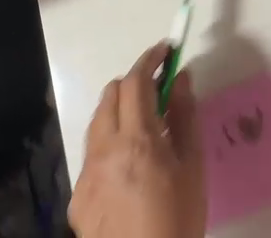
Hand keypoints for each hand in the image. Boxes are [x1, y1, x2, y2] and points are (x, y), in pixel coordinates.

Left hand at [69, 42, 206, 237]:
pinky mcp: (77, 199)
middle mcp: (104, 151)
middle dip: (133, 82)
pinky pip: (92, 156)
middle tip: (159, 87)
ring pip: (97, 124)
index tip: (166, 51)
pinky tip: (131, 168)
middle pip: (110, 96)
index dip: (150, 60)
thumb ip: (185, 116)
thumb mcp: (193, 166)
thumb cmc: (179, 219)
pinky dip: (110, 145)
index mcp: (138, 140)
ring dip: (119, 111)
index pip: (136, 82)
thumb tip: (181, 78)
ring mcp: (86, 175)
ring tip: (146, 125)